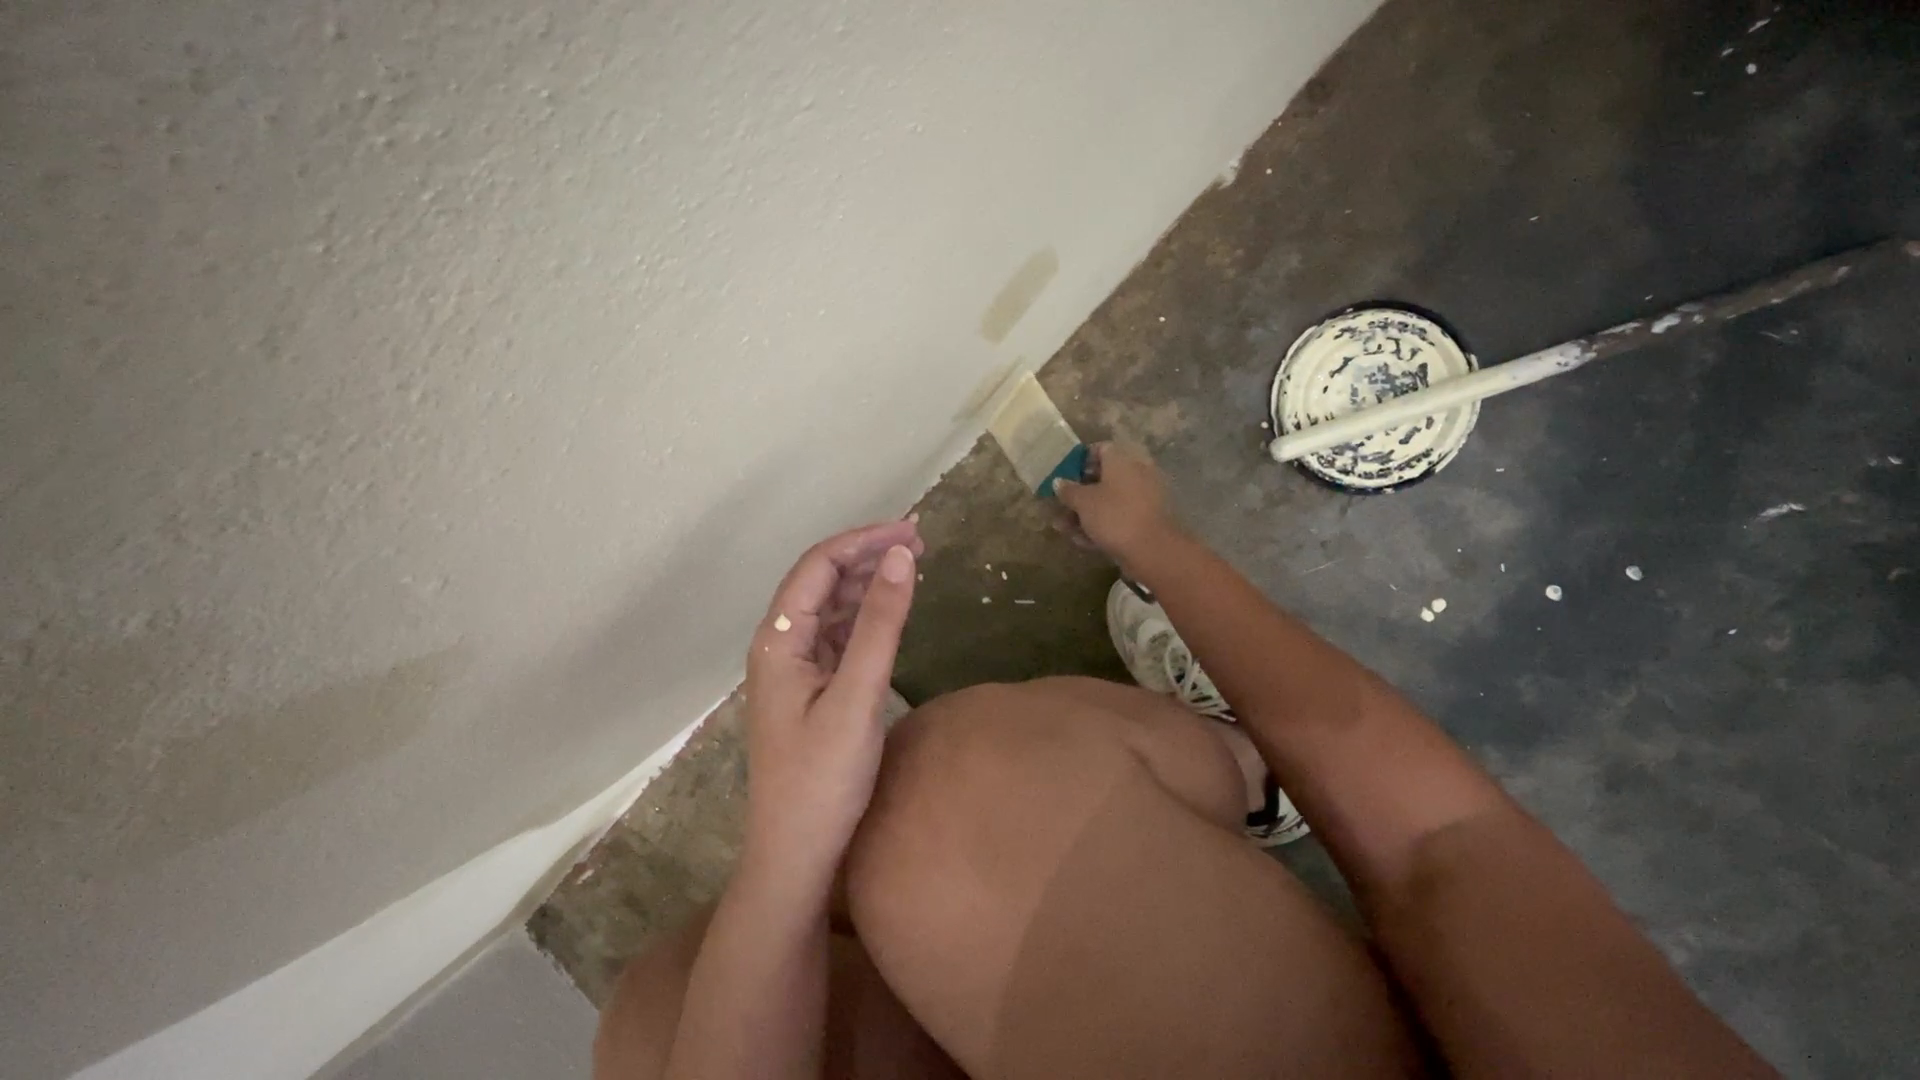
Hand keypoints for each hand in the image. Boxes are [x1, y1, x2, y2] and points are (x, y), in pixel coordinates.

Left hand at [742, 520, 921, 885]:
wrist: (796, 854)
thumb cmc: (823, 779)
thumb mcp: (857, 696)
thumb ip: (879, 624)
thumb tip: (901, 556)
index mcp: (778, 639)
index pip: (818, 566)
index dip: (864, 540)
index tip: (913, 532)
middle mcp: (778, 645)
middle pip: (820, 580)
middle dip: (867, 555)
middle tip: (920, 543)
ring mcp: (792, 669)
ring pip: (828, 606)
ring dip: (867, 582)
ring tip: (911, 566)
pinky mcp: (809, 690)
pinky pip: (835, 635)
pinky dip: (864, 616)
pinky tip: (890, 612)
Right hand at [1053, 442, 1181, 570]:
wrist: (1152, 550)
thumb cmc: (1114, 516)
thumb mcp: (1083, 502)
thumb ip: (1068, 490)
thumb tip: (1059, 482)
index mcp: (1122, 461)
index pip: (1101, 449)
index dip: (1080, 460)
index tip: (1064, 474)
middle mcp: (1136, 474)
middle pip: (1103, 478)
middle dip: (1079, 493)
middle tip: (1059, 504)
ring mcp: (1143, 499)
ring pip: (1109, 501)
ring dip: (1085, 513)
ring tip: (1062, 528)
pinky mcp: (1145, 522)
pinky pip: (1118, 518)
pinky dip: (1100, 526)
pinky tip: (1081, 541)